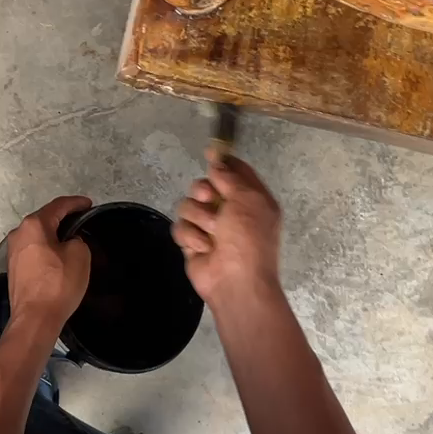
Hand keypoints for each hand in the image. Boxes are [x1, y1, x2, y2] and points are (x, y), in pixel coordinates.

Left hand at [4, 195, 92, 326]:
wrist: (35, 318)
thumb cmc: (58, 284)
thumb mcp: (80, 255)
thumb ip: (77, 240)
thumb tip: (69, 242)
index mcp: (34, 225)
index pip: (58, 206)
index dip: (76, 203)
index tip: (89, 204)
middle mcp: (18, 233)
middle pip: (44, 219)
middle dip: (63, 218)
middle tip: (81, 219)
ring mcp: (12, 251)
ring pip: (36, 236)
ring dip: (52, 234)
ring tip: (70, 237)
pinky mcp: (13, 268)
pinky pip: (32, 251)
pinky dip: (44, 248)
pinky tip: (53, 253)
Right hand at [173, 149, 283, 313]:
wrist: (235, 281)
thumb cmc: (248, 240)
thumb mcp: (246, 200)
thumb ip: (229, 176)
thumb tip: (216, 157)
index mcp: (252, 199)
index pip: (236, 171)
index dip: (223, 162)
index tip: (210, 152)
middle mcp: (230, 210)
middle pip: (205, 185)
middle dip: (203, 192)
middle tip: (208, 199)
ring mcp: (209, 227)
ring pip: (188, 205)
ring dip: (199, 218)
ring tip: (211, 234)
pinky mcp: (192, 241)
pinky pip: (180, 226)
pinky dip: (191, 237)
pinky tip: (203, 248)